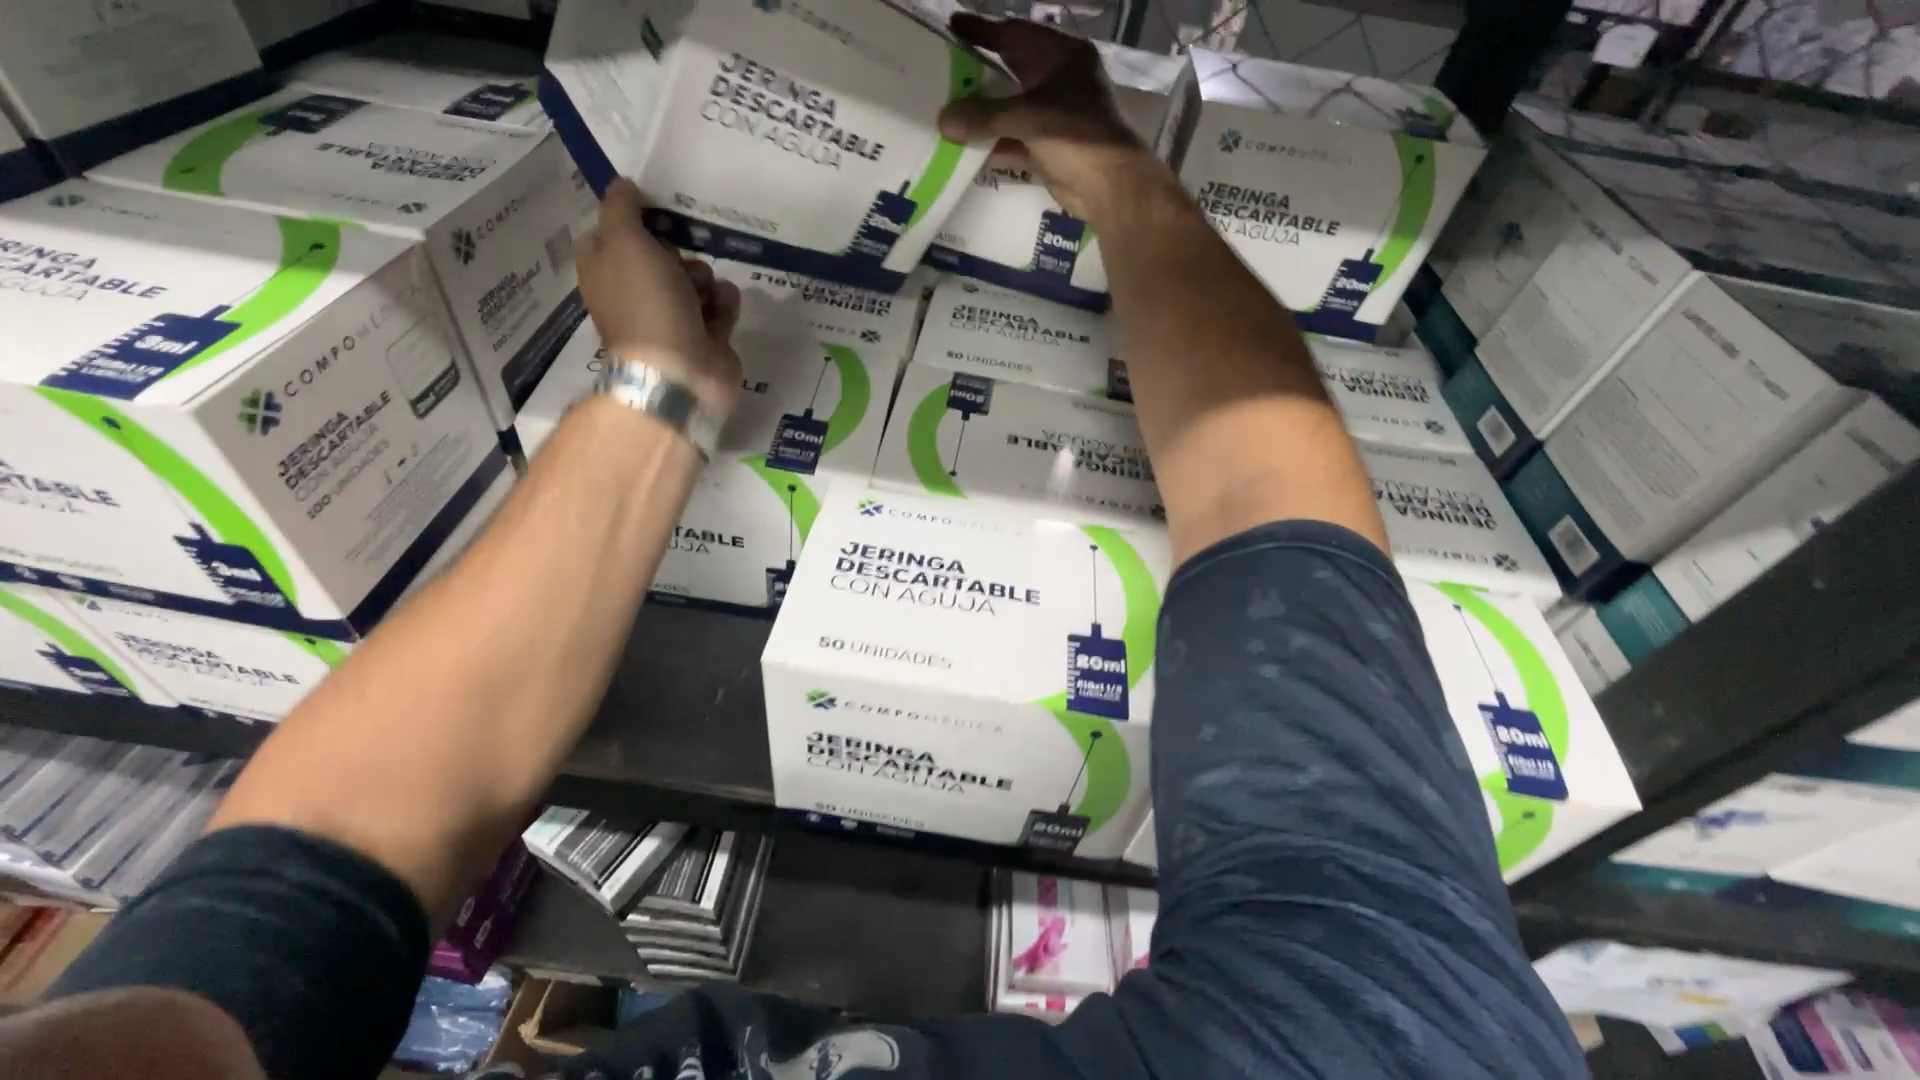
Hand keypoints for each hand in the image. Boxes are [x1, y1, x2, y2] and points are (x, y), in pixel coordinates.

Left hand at [575, 178, 741, 414]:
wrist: (678, 373)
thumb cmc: (646, 304)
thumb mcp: (625, 241)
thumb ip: (621, 207)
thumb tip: (623, 184)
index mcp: (605, 269)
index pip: (611, 231)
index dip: (633, 219)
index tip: (654, 210)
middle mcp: (635, 291)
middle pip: (662, 251)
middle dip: (678, 250)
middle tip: (678, 259)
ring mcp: (672, 315)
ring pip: (696, 275)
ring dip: (705, 279)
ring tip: (702, 295)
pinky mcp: (705, 333)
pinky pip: (720, 302)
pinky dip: (723, 304)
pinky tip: (719, 313)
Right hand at [939, 14, 1168, 220]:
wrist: (1110, 187)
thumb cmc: (1077, 136)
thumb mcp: (1028, 118)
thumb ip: (984, 116)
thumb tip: (943, 120)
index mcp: (1063, 57)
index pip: (1016, 33)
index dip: (983, 30)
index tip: (953, 25)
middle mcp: (1061, 81)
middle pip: (1012, 71)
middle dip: (980, 72)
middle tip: (946, 69)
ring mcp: (1057, 116)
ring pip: (1013, 108)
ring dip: (984, 113)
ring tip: (948, 110)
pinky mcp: (1052, 147)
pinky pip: (1016, 140)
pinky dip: (995, 143)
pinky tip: (968, 148)